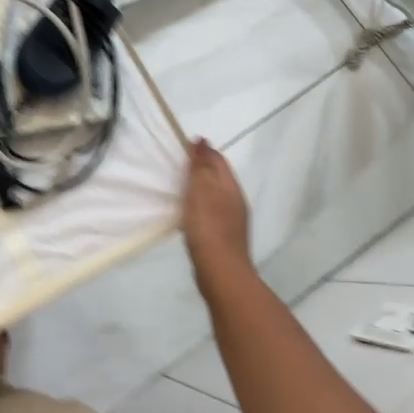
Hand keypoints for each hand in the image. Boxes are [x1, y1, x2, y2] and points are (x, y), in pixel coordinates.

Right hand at [181, 138, 254, 289]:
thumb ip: (201, 167)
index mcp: (230, 187)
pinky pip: (211, 211)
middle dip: (202, 167)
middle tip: (178, 164)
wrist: (221, 271)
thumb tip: (202, 141)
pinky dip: (200, 205)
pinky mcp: (224, 236)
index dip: (203, 150)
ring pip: (215, 195)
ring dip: (201, 187)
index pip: (218, 161)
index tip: (183, 146)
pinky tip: (188, 214)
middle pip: (218, 177)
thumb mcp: (201, 191)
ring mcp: (232, 220)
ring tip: (180, 186)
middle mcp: (235, 201)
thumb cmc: (209, 227)